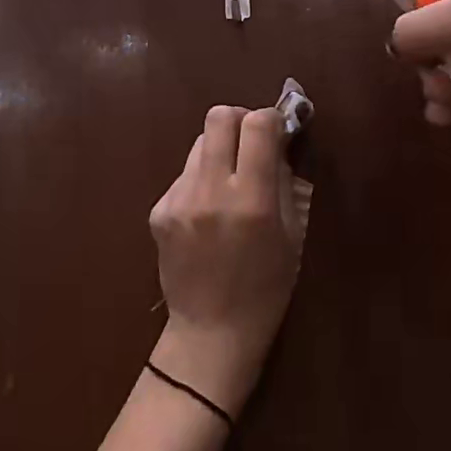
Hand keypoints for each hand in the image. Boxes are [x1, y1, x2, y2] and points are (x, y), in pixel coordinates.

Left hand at [147, 105, 310, 415]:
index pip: (257, 125)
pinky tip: (207, 212)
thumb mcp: (292, 235)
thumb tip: (277, 139)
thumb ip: (283, 180)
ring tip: (229, 183)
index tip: (277, 132)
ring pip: (199, 143)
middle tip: (250, 143)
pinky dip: (201, 180)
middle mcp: (211, 192)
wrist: (210, 333)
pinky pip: (184, 174)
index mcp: (252, 201)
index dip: (270, 119)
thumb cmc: (266, 288)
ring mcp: (179, 200)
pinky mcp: (158, 211)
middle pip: (218, 117)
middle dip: (239, 120)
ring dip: (219, 151)